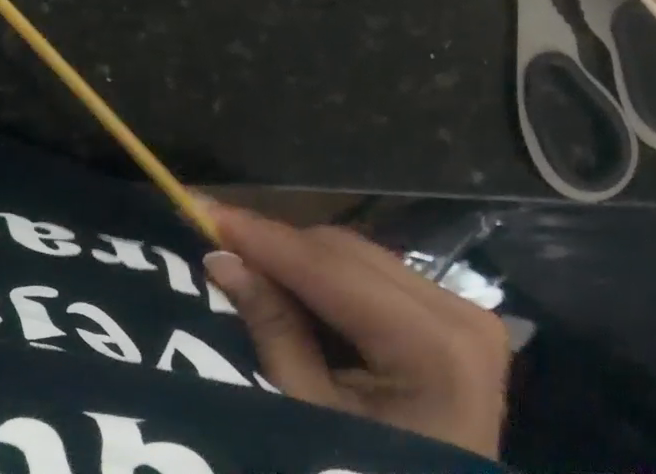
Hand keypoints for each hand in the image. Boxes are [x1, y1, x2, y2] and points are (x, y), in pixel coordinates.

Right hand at [202, 203, 509, 458]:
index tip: (195, 209)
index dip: (257, 235)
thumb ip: (271, 328)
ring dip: (293, 255)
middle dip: (273, 243)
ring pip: (351, 254)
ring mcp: (460, 314)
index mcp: (433, 345)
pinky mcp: (449, 319)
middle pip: (341, 251)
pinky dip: (319, 273)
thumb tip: (220, 259)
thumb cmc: (366, 468)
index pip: (327, 267)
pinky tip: (283, 283)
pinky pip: (368, 272)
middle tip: (209, 238)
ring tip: (239, 261)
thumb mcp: (308, 408)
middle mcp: (458, 314)